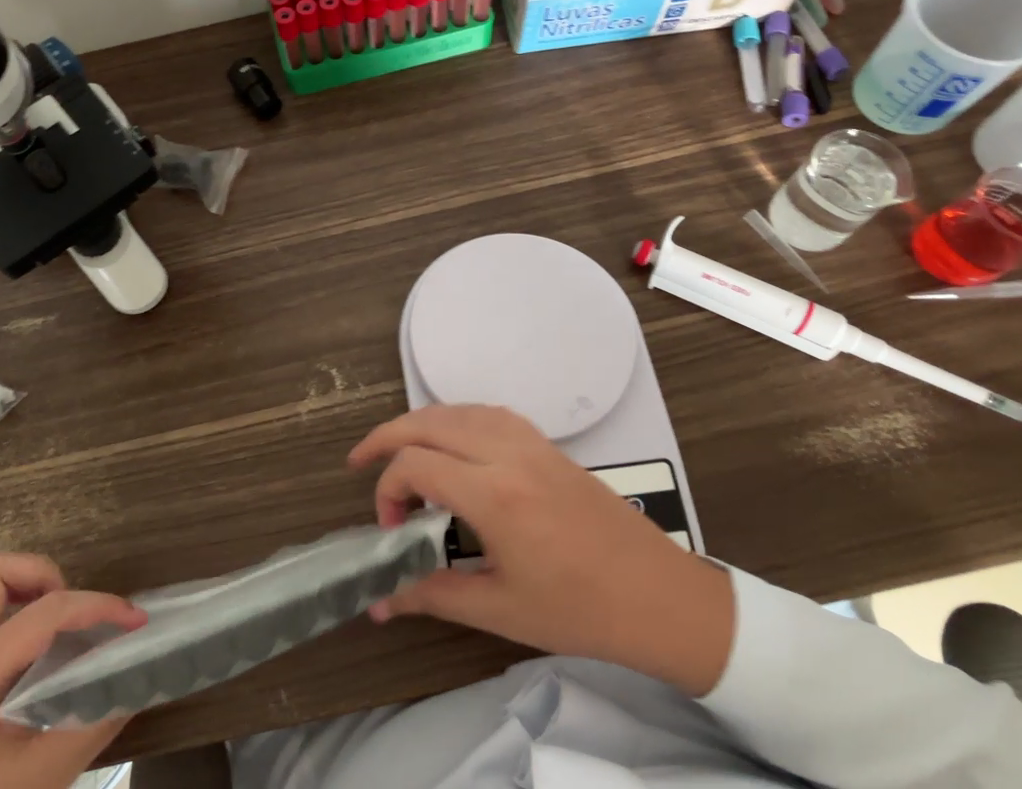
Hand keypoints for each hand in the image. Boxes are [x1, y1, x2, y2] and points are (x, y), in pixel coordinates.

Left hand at [0, 553, 147, 788]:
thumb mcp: (47, 772)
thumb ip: (95, 722)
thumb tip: (137, 681)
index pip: (43, 613)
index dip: (96, 606)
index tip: (135, 620)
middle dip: (41, 575)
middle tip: (74, 615)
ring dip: (15, 584)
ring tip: (50, 619)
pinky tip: (26, 643)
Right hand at [348, 405, 734, 694]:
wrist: (660, 598)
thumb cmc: (580, 610)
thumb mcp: (498, 610)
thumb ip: (431, 595)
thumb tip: (378, 603)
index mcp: (494, 494)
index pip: (415, 465)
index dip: (387, 491)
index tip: (391, 531)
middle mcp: (510, 454)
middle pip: (430, 422)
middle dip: (387, 437)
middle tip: (361, 463)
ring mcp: (534, 445)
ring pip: (462, 410)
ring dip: (423, 423)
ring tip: (401, 451)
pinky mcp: (552, 448)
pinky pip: (493, 415)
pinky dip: (460, 420)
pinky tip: (455, 445)